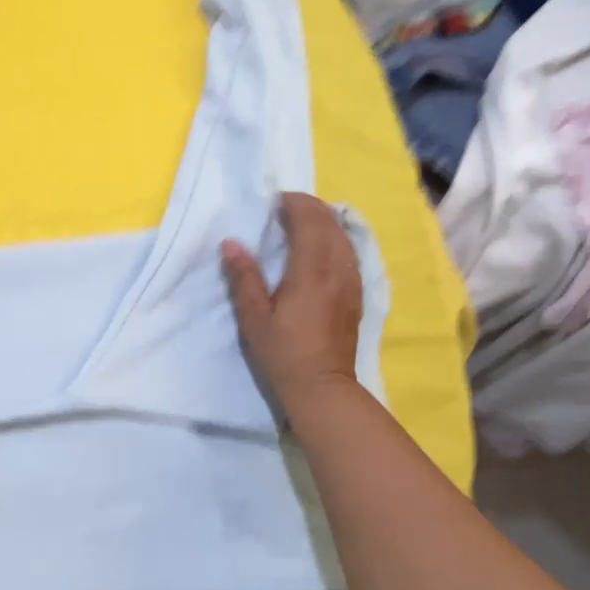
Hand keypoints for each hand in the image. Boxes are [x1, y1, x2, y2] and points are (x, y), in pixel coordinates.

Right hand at [221, 192, 365, 418]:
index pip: (310, 222)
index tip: (276, 200)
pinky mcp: (357, 295)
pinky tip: (322, 248)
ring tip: (303, 222)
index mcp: (311, 271)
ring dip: (325, 222)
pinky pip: (350, 253)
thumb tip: (232, 243)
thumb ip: (244, 277)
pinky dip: (336, 239)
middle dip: (311, 208)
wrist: (323, 388)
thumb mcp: (254, 317)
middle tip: (286, 206)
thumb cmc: (283, 353)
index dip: (295, 204)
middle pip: (330, 224)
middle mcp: (337, 270)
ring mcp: (351, 282)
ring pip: (344, 237)